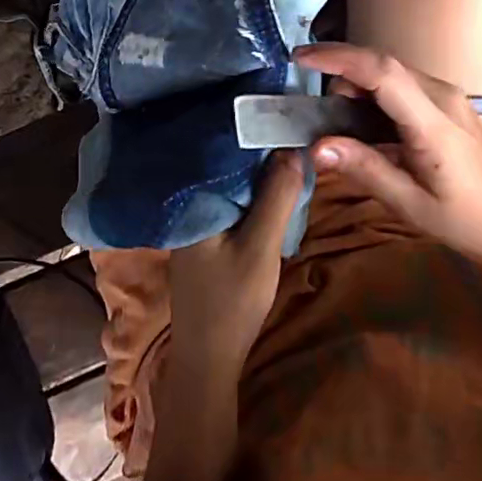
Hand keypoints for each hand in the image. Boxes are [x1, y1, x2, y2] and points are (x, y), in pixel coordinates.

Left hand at [167, 149, 305, 371]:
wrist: (209, 360)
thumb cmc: (233, 301)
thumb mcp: (261, 246)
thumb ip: (276, 197)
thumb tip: (293, 147)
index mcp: (193, 203)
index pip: (222, 155)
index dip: (253, 137)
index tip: (283, 121)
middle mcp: (188, 209)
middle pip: (226, 171)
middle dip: (258, 157)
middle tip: (293, 137)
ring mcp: (195, 228)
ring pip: (231, 190)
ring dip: (257, 180)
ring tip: (289, 157)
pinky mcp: (205, 243)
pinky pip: (231, 209)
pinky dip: (251, 201)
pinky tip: (273, 196)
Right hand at [296, 43, 481, 272]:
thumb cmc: (466, 218)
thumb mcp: (410, 204)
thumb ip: (364, 170)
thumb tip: (316, 148)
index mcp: (433, 122)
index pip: (382, 72)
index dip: (339, 59)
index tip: (300, 58)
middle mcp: (440, 95)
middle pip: (380, 64)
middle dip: (339, 75)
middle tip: (314, 113)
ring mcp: (445, 94)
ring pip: (387, 72)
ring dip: (354, 87)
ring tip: (337, 127)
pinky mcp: (443, 100)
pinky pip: (398, 84)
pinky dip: (370, 95)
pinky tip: (362, 127)